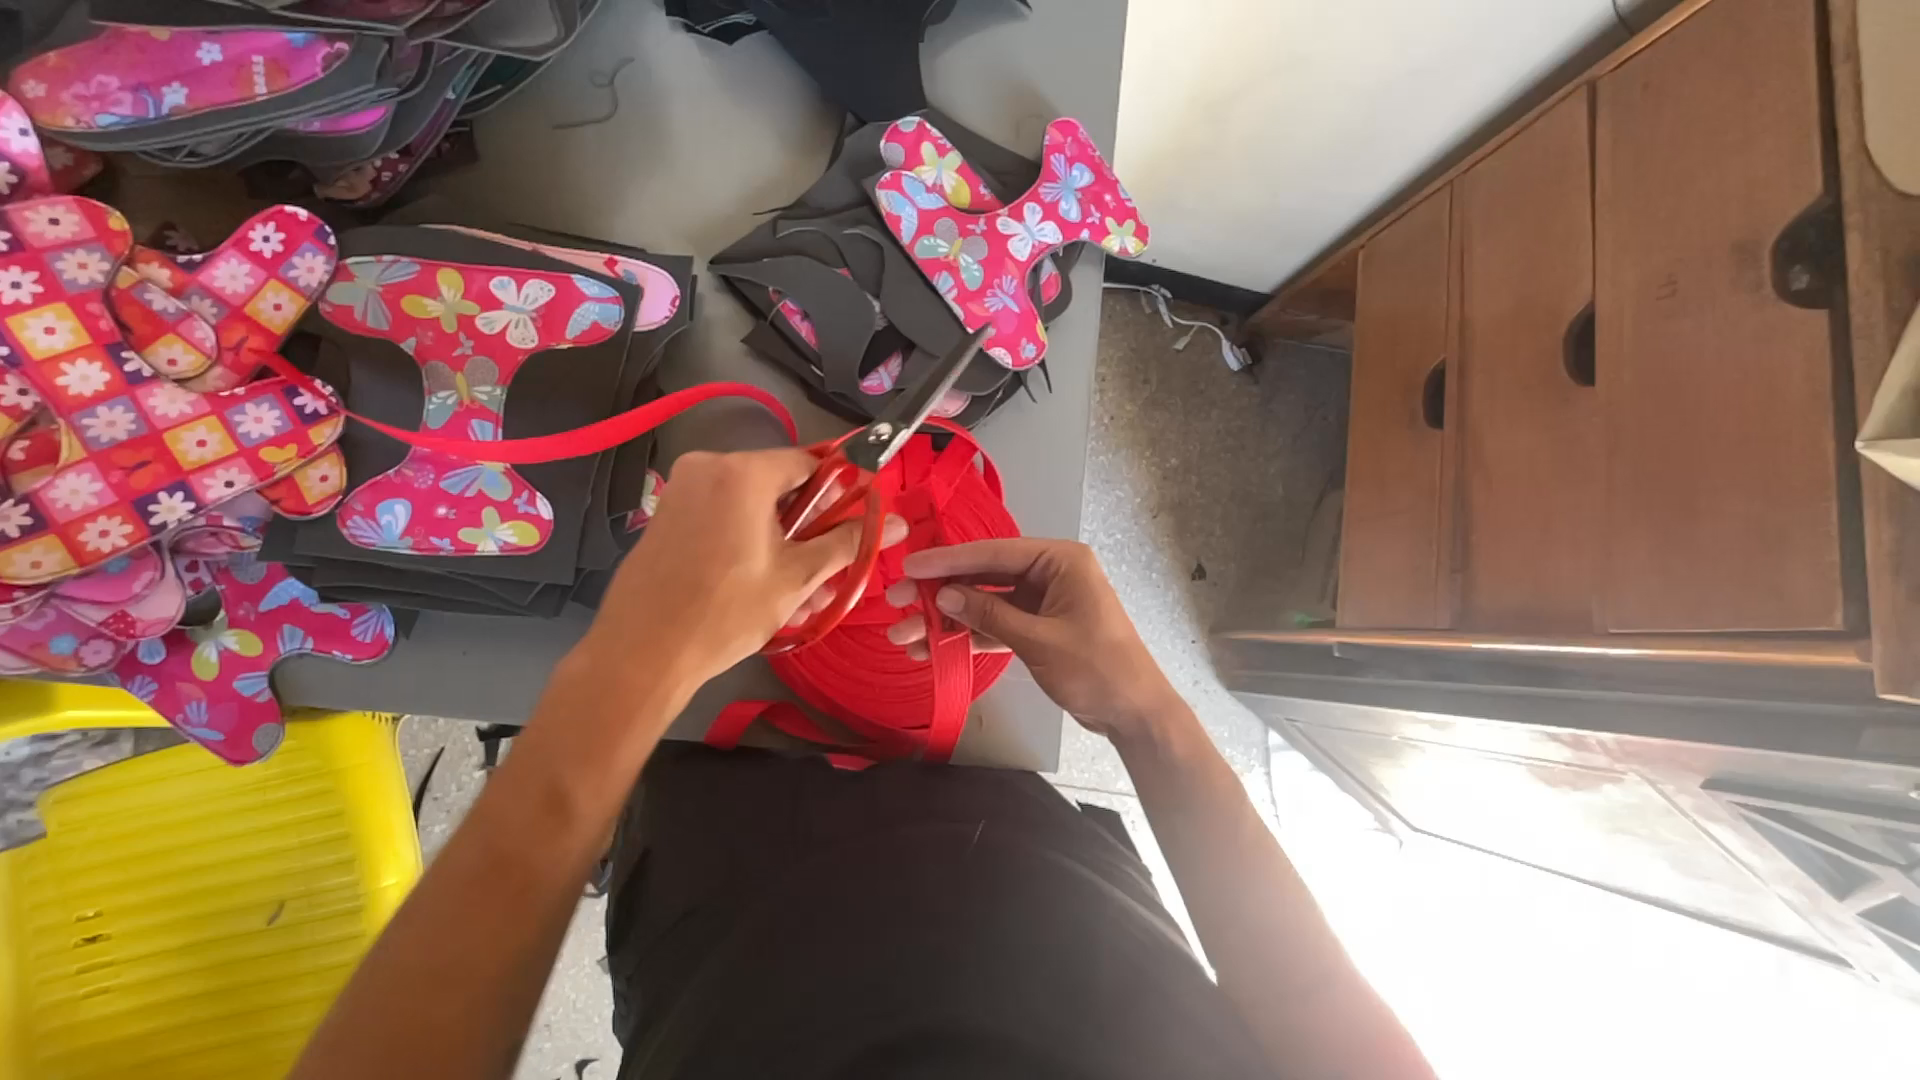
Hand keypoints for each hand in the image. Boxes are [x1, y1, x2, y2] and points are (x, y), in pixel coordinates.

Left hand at [578, 447, 905, 692]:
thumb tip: (896, 523)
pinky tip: (763, 587)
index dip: (840, 494)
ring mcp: (682, 490)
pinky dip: (749, 543)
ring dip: (782, 542)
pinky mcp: (667, 516)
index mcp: (743, 471)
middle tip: (829, 571)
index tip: (855, 527)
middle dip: (810, 526)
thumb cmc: (726, 611)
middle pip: (780, 485)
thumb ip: (847, 543)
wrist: (642, 653)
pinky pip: (724, 518)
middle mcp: (708, 467)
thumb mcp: (797, 578)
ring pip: (752, 507)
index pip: (810, 463)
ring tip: (801, 593)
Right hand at [883, 538, 1181, 741]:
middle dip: (939, 591)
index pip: (993, 553)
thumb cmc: (1097, 669)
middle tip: (895, 602)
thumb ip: (990, 616)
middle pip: (984, 576)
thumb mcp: (1039, 640)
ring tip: (904, 635)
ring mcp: (1043, 601)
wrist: (1135, 713)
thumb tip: (943, 595)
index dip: (947, 560)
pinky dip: (968, 636)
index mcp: (1059, 561)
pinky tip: (932, 647)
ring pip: (985, 603)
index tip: (907, 566)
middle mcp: (1049, 573)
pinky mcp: (1037, 628)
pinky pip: (996, 625)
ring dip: (947, 619)